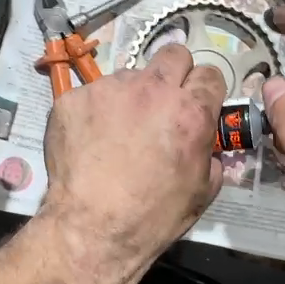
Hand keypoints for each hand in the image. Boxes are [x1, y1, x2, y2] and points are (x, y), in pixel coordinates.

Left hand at [40, 43, 227, 276]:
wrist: (91, 229)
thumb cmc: (153, 216)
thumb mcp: (203, 190)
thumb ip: (211, 154)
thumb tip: (208, 143)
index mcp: (191, 111)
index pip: (210, 74)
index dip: (205, 91)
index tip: (197, 104)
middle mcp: (152, 89)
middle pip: (173, 55)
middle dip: (174, 74)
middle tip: (163, 103)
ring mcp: (108, 89)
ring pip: (128, 76)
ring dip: (130, 96)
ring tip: (117, 133)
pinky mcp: (73, 98)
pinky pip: (91, 94)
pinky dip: (94, 112)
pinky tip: (89, 141)